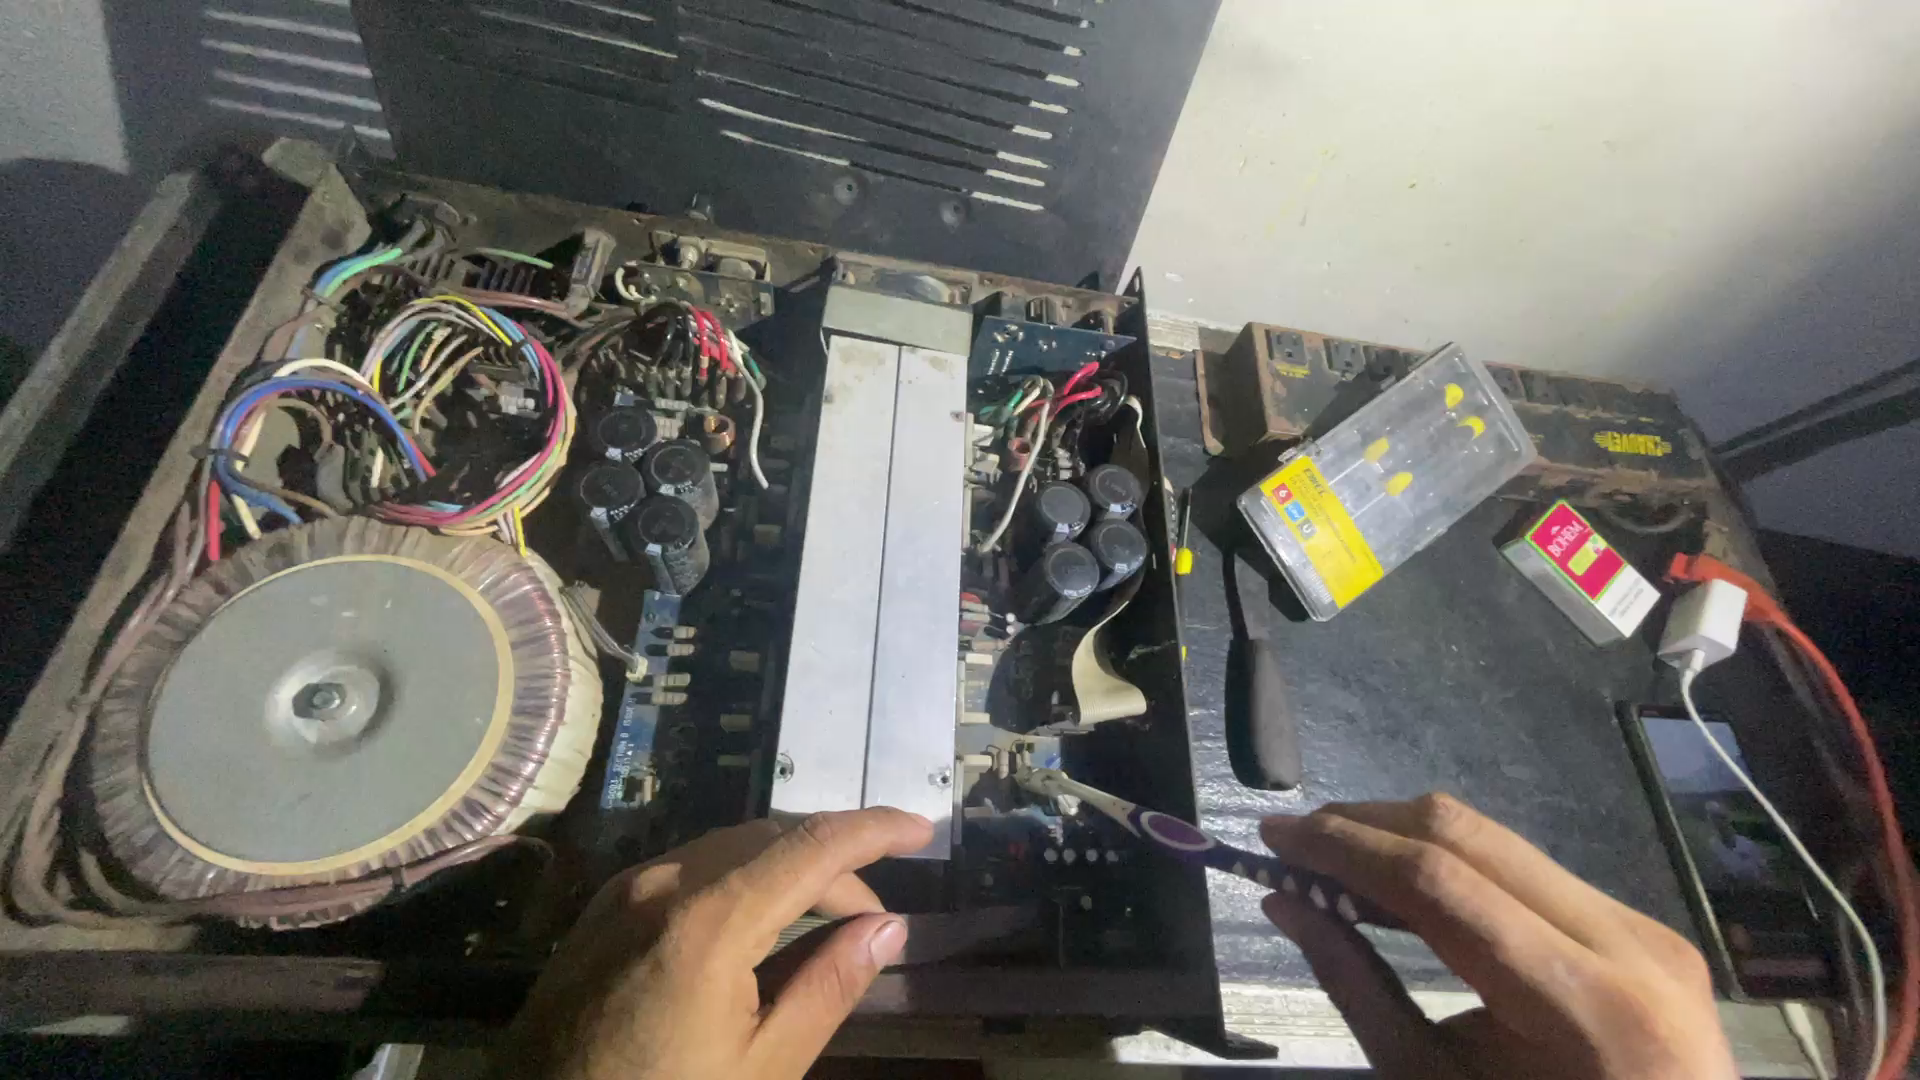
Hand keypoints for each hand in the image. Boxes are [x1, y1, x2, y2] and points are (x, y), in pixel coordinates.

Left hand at [498, 808, 933, 1079]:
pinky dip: (744, 877)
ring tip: (822, 922)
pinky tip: (757, 922)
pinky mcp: (604, 906)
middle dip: (836, 863)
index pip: (814, 845)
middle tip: (873, 918)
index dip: (876, 829)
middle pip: (776, 838)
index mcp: (708, 921)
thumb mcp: (759, 1072)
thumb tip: (890, 926)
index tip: (923, 829)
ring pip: (735, 846)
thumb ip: (829, 986)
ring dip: (790, 868)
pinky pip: (695, 866)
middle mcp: (666, 881)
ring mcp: (627, 888)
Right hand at [1260, 794, 1736, 1079]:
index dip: (1341, 847)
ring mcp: (1641, 925)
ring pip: (1486, 835)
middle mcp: (1625, 943)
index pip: (1435, 883)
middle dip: (1361, 825)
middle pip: (1461, 836)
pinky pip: (1515, 860)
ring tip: (1338, 856)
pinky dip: (1441, 855)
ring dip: (1396, 832)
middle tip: (1297, 841)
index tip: (1272, 835)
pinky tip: (1401, 879)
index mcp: (1581, 1006)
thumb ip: (1353, 983)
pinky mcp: (1637, 922)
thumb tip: (1282, 901)